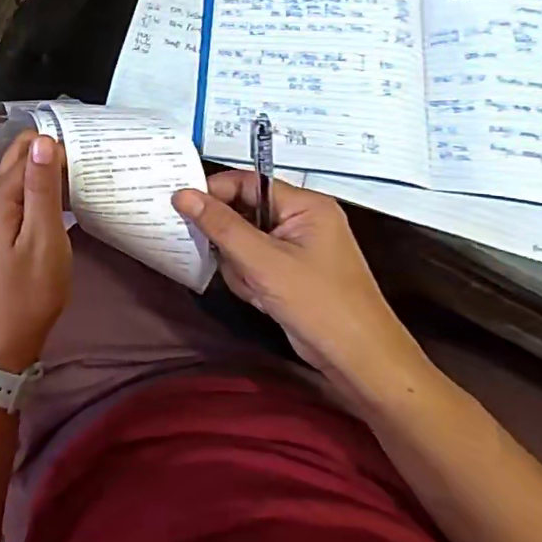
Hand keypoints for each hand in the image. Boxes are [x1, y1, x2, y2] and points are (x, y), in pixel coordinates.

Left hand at [0, 131, 71, 371]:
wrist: (19, 326)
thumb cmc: (35, 285)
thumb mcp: (44, 235)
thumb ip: (43, 188)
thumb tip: (45, 141)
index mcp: (3, 193)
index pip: (33, 148)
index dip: (62, 144)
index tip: (95, 147)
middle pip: (28, 151)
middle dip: (57, 147)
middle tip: (95, 154)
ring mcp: (6, 204)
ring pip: (33, 167)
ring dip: (58, 164)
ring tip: (93, 167)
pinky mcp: (17, 216)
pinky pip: (35, 185)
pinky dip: (55, 181)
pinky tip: (78, 189)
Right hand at [173, 172, 425, 385]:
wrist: (358, 359)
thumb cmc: (318, 303)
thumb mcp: (263, 262)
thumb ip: (220, 226)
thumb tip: (183, 194)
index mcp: (304, 205)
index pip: (248, 183)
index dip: (215, 193)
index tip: (183, 208)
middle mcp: (301, 220)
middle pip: (244, 213)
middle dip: (232, 241)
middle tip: (230, 260)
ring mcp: (296, 247)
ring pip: (244, 242)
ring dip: (241, 266)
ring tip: (256, 287)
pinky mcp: (290, 272)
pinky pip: (254, 263)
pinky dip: (250, 280)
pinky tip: (262, 298)